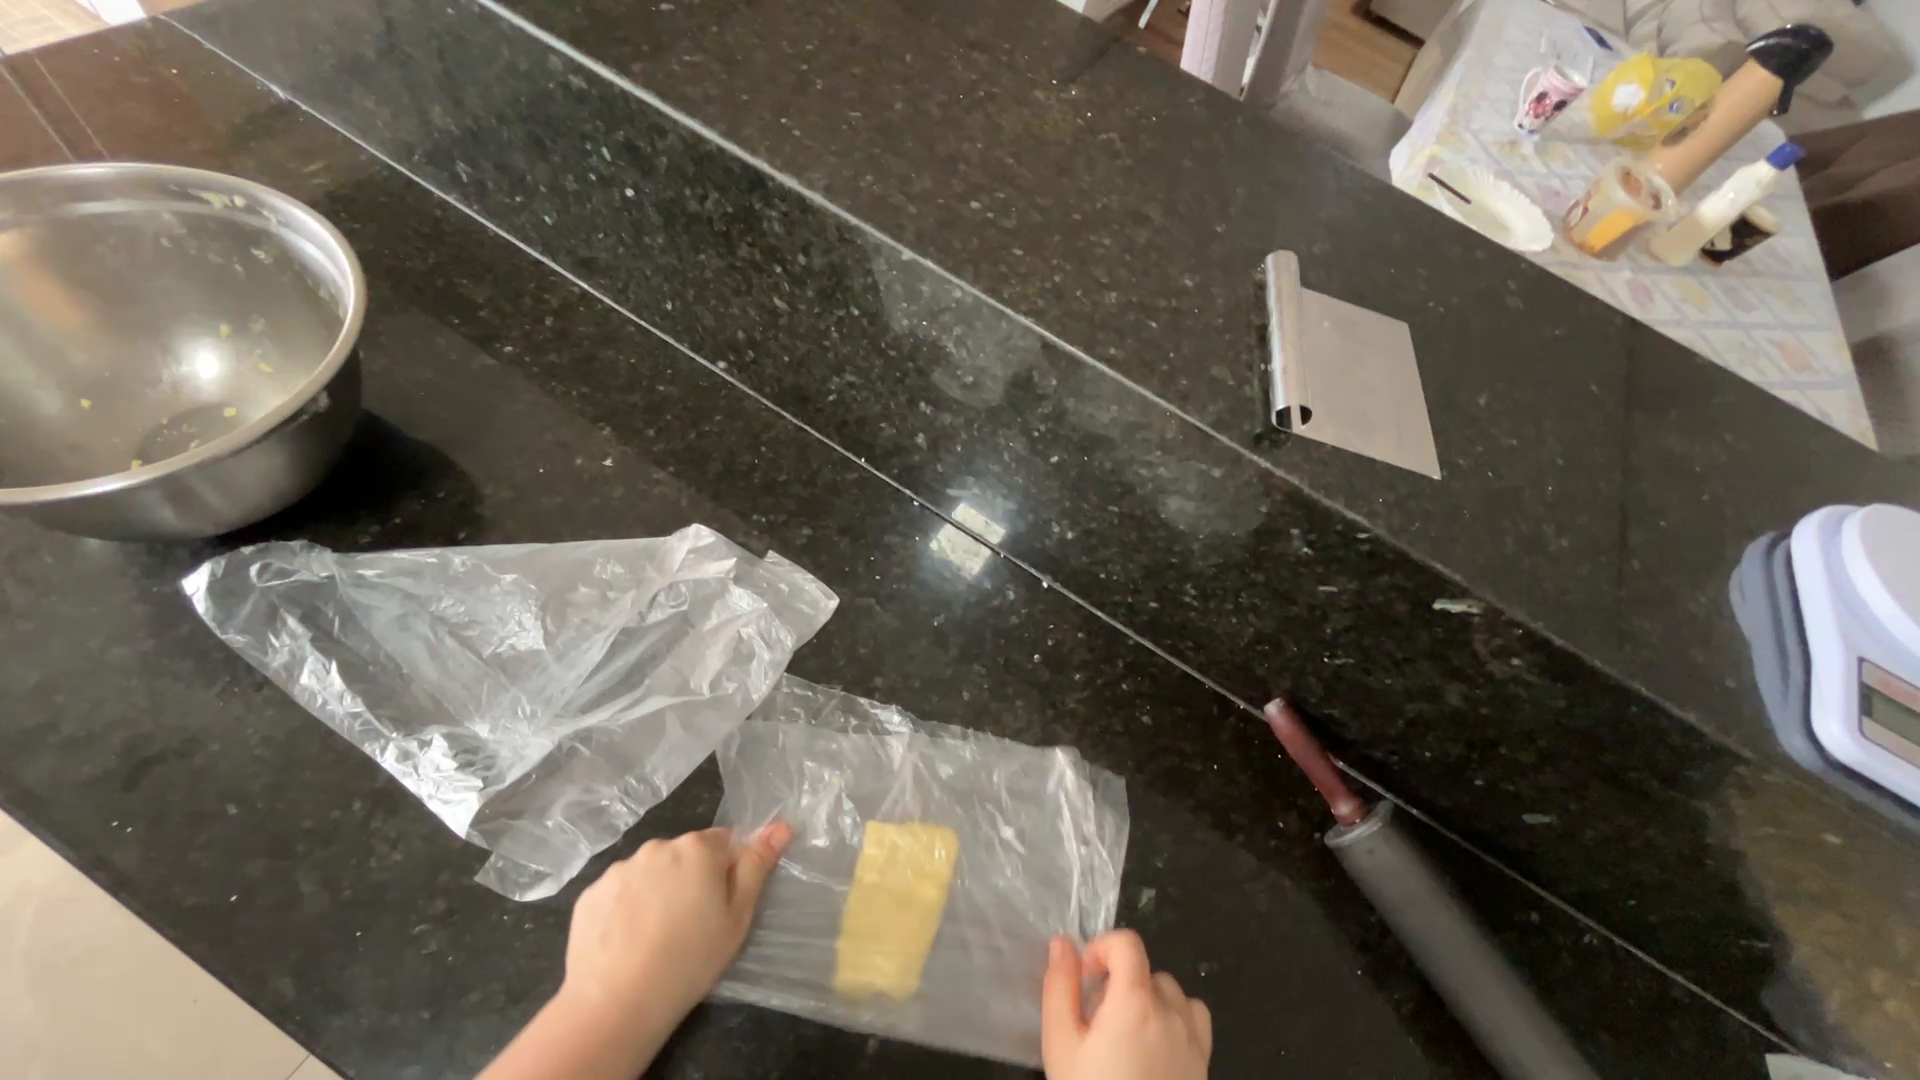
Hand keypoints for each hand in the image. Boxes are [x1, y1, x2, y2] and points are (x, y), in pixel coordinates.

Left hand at [560, 824, 790, 1027]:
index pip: (724, 841)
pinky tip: (628, 940)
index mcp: (698, 848)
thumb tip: (781, 827)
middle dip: (691, 878)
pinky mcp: (590, 893)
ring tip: (656, 936)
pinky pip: (619, 892)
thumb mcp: (737, 916)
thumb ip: (757, 866)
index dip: (726, 870)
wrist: (617, 1002)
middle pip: (685, 854)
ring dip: (657, 891)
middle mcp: (657, 847)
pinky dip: (626, 908)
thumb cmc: (691, 959)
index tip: (720, 904)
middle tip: (692, 924)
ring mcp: (620, 869)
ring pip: (650, 872)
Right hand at [1041, 929, 1211, 1079]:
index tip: (1084, 978)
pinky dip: (1176, 1020)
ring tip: (1125, 1033)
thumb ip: (1060, 987)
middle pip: (1146, 970)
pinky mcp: (1204, 1065)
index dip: (1101, 948)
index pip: (1127, 943)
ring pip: (1173, 993)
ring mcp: (1194, 1040)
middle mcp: (1171, 1012)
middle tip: (1096, 1019)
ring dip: (1149, 999)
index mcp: (1135, 1001)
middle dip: (1119, 982)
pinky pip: (1196, 1020)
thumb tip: (1062, 943)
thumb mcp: (1061, 1044)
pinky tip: (1155, 1047)